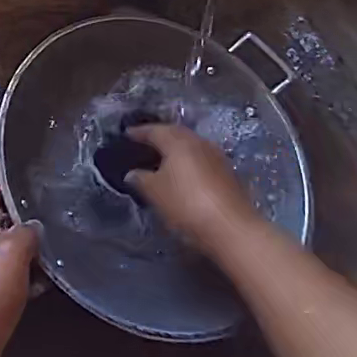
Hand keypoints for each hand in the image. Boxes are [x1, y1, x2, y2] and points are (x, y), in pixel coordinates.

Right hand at [124, 124, 259, 253]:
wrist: (230, 226)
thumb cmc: (186, 204)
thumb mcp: (156, 193)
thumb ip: (141, 179)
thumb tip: (132, 173)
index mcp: (179, 141)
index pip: (155, 130)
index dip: (140, 132)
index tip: (126, 134)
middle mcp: (198, 141)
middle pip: (175, 133)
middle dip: (159, 136)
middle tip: (144, 142)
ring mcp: (215, 155)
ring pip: (189, 145)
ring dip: (174, 149)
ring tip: (161, 158)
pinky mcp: (225, 171)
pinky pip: (200, 158)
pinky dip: (187, 161)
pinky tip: (181, 173)